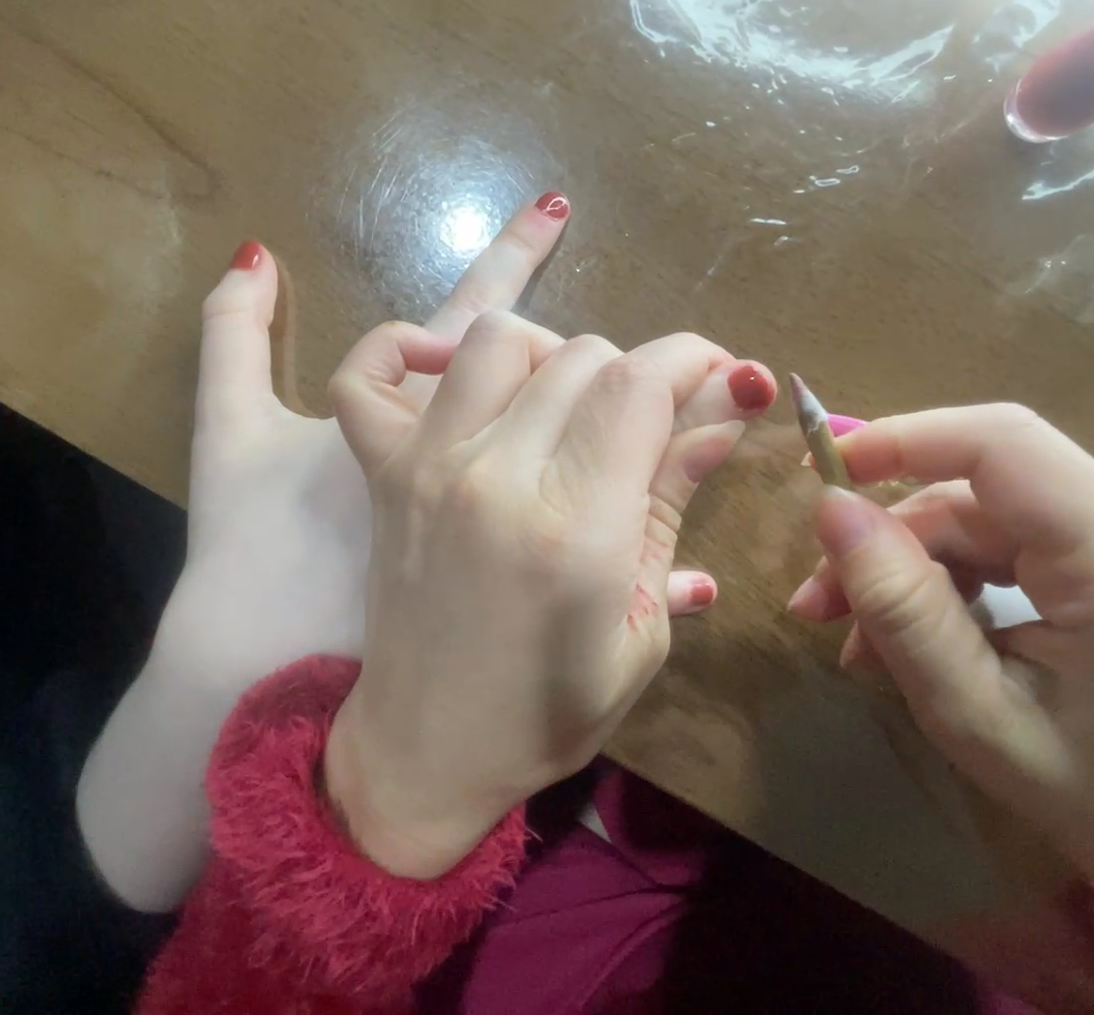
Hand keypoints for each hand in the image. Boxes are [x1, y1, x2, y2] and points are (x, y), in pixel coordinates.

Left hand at [323, 315, 776, 877]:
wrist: (429, 752)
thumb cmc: (549, 713)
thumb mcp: (638, 626)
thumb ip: (672, 501)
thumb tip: (729, 404)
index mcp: (573, 527)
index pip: (639, 384)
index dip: (693, 362)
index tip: (718, 378)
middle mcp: (495, 476)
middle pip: (580, 356)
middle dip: (637, 374)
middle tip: (648, 425)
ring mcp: (426, 467)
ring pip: (493, 339)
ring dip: (548, 353)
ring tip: (564, 404)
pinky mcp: (382, 475)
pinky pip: (364, 376)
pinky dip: (400, 348)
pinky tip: (445, 368)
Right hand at [788, 404, 1093, 1003]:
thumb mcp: (974, 719)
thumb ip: (902, 610)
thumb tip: (832, 508)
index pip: (1004, 446)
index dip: (902, 438)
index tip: (820, 472)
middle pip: (983, 495)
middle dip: (889, 543)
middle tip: (818, 607)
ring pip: (993, 516)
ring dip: (918, 568)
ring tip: (865, 641)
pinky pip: (1024, 534)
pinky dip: (964, 574)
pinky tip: (931, 627)